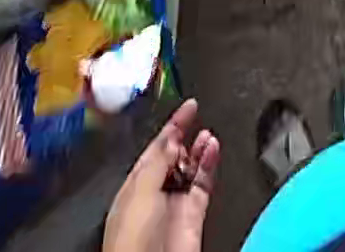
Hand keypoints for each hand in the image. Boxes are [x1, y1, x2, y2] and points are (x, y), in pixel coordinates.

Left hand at [104, 98, 219, 251]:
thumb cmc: (131, 244)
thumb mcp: (141, 190)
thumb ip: (158, 160)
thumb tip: (172, 136)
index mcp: (135, 184)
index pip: (155, 147)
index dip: (171, 125)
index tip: (186, 107)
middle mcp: (155, 193)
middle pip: (174, 155)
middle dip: (185, 135)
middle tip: (196, 117)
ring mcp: (175, 204)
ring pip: (191, 168)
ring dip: (200, 148)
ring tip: (208, 134)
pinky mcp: (193, 216)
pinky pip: (203, 183)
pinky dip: (209, 164)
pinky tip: (213, 149)